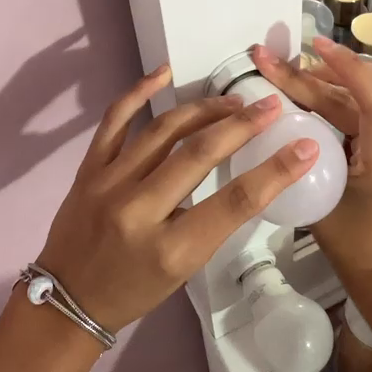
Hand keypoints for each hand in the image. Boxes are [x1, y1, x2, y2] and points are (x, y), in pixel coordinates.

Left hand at [34, 65, 318, 332]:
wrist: (66, 300)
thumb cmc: (134, 290)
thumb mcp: (183, 271)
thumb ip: (211, 222)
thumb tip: (246, 172)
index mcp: (171, 250)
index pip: (233, 203)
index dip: (275, 172)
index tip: (304, 147)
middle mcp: (138, 211)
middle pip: (198, 155)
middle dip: (241, 126)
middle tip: (270, 106)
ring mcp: (108, 183)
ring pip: (162, 130)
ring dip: (203, 109)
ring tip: (233, 101)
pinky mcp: (87, 167)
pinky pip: (115, 120)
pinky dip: (139, 91)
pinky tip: (165, 72)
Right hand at [252, 38, 371, 280]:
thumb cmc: (346, 238)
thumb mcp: (316, 196)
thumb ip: (301, 152)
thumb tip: (271, 112)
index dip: (344, 66)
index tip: (312, 46)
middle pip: (359, 91)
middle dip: (314, 70)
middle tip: (272, 59)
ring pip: (363, 92)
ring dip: (325, 77)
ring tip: (286, 69)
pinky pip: (367, 103)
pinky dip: (338, 90)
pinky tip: (309, 86)